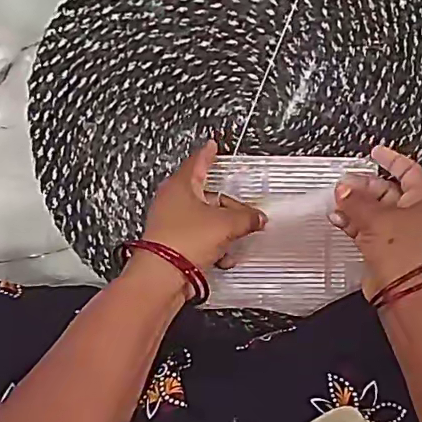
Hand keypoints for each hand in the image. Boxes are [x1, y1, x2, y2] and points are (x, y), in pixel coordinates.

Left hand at [138, 139, 266, 275]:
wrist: (163, 276)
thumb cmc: (184, 241)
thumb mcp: (226, 224)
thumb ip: (247, 218)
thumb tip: (257, 218)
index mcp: (181, 186)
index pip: (197, 162)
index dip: (209, 153)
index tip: (213, 146)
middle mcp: (173, 201)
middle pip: (207, 194)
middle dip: (228, 204)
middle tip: (246, 210)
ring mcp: (171, 223)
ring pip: (205, 218)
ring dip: (223, 228)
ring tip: (236, 237)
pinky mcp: (174, 243)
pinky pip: (200, 238)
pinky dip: (214, 245)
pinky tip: (224, 256)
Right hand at [330, 145, 421, 297]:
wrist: (401, 289)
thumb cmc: (403, 253)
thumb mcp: (375, 217)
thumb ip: (356, 200)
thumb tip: (344, 189)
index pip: (409, 171)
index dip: (392, 159)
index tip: (377, 152)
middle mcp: (414, 215)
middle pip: (388, 191)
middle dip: (365, 185)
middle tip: (347, 181)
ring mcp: (400, 232)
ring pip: (376, 210)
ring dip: (356, 204)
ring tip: (338, 199)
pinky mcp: (387, 248)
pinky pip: (368, 228)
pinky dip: (354, 221)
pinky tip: (339, 217)